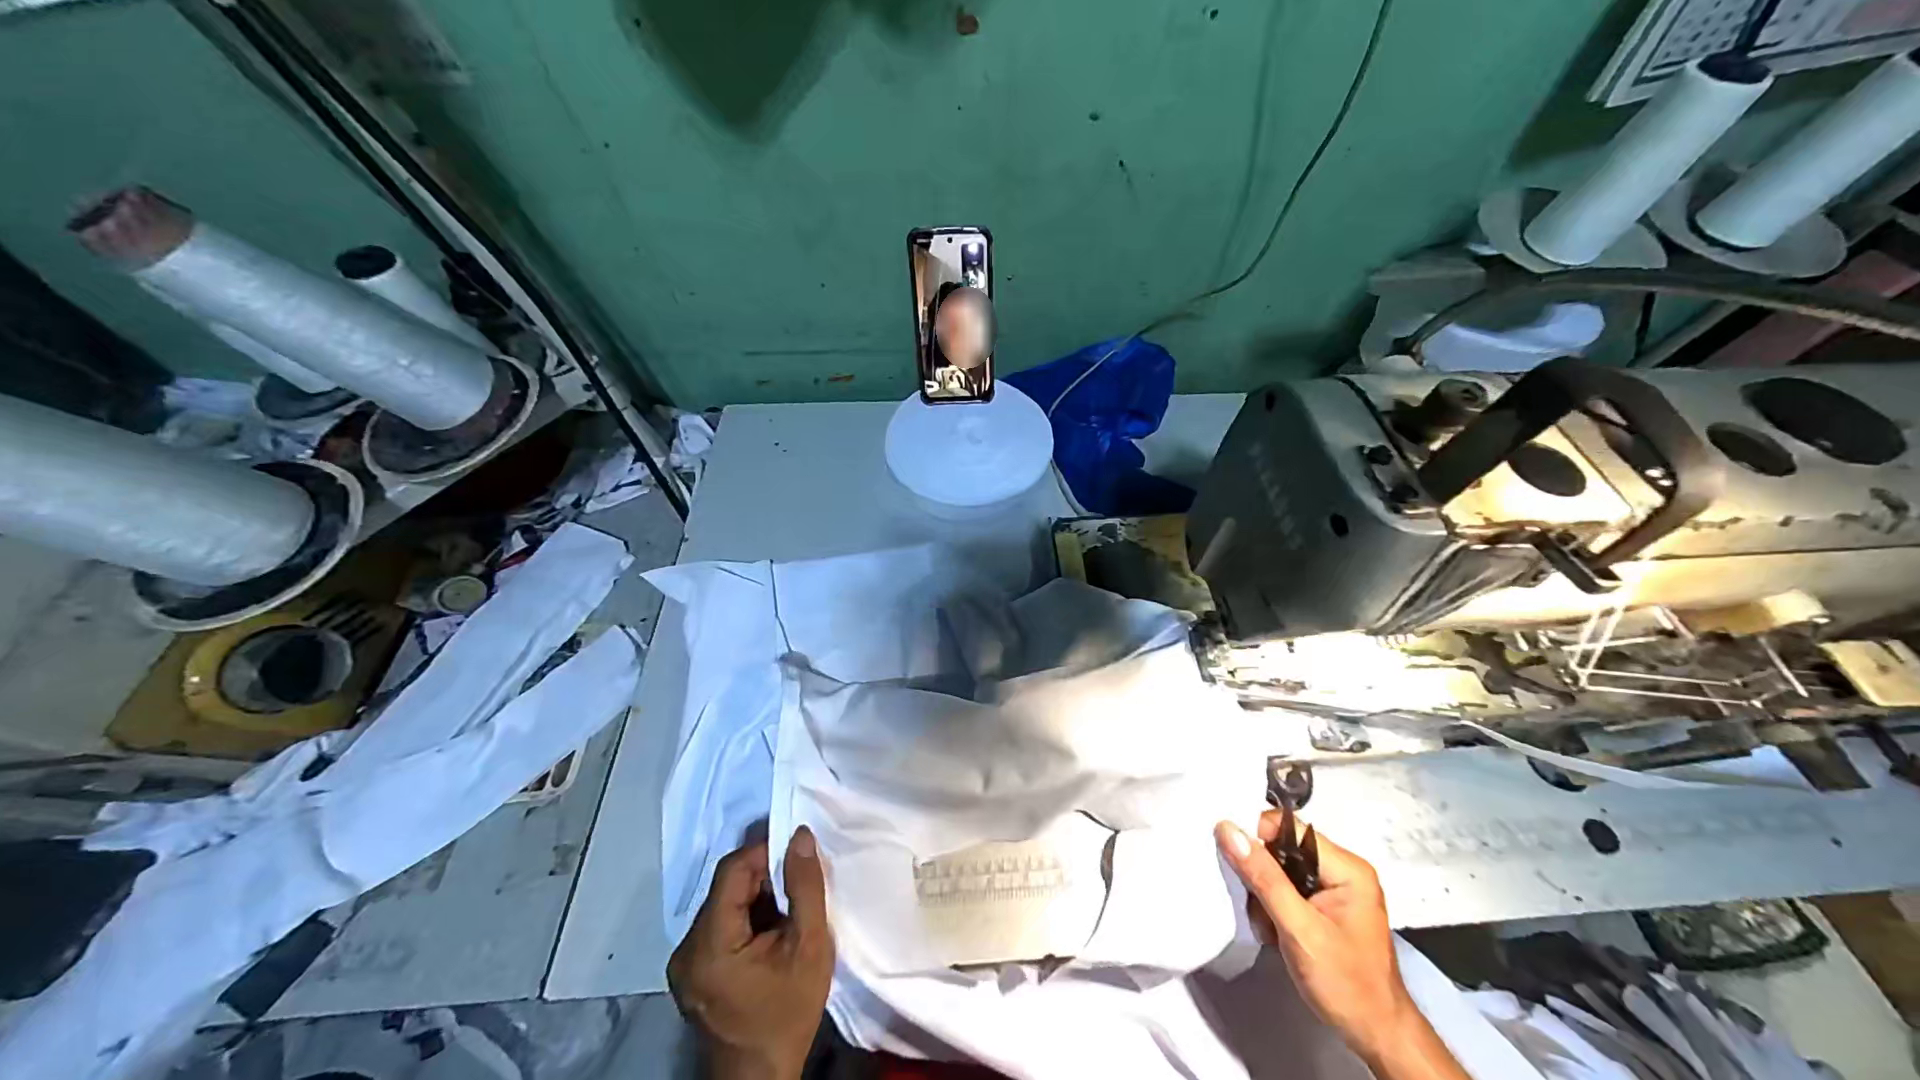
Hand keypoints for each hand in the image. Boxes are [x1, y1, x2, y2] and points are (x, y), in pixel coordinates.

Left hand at [668, 827, 832, 1079]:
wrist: (760, 1077)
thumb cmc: (788, 1013)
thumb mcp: (810, 946)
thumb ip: (805, 886)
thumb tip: (799, 835)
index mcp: (709, 942)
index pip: (732, 870)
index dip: (765, 853)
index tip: (798, 857)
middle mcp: (685, 947)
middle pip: (726, 886)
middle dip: (764, 878)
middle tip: (798, 888)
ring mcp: (683, 961)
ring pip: (723, 903)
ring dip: (756, 898)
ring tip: (788, 913)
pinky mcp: (689, 971)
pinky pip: (718, 924)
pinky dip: (745, 918)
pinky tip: (769, 935)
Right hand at [1215, 815, 1466, 1079]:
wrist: (1376, 1035)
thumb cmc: (1345, 982)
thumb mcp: (1299, 929)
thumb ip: (1263, 877)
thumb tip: (1228, 829)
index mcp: (1346, 867)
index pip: (1288, 827)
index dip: (1257, 838)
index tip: (1236, 864)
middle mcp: (1342, 870)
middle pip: (1281, 847)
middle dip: (1260, 875)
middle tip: (1260, 909)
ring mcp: (1334, 889)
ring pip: (1279, 868)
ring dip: (1264, 895)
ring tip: (1270, 927)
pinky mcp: (1324, 905)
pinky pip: (1286, 887)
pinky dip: (1272, 906)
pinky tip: (1275, 930)